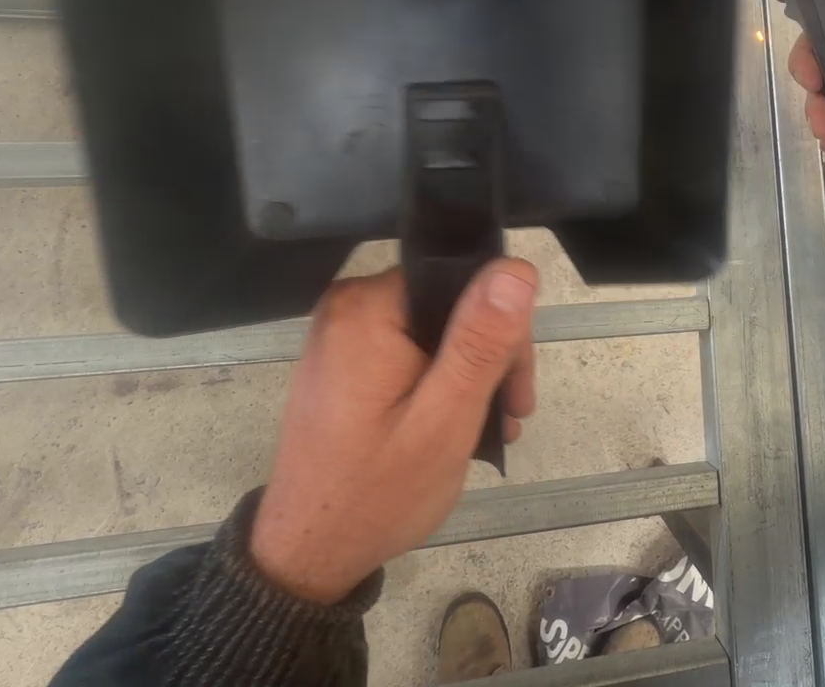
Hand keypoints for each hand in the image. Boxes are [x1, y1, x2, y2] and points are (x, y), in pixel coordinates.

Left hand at [250, 260, 538, 603]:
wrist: (307, 557)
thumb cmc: (376, 494)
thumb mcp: (445, 420)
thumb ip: (481, 342)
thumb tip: (516, 269)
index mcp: (369, 308)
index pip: (462, 281)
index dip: (502, 324)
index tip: (517, 380)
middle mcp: (350, 305)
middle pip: (452, 302)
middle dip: (492, 354)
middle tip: (513, 413)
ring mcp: (344, 331)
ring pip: (438, 326)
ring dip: (474, 370)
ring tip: (495, 425)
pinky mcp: (346, 356)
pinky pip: (412, 346)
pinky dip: (443, 378)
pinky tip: (462, 420)